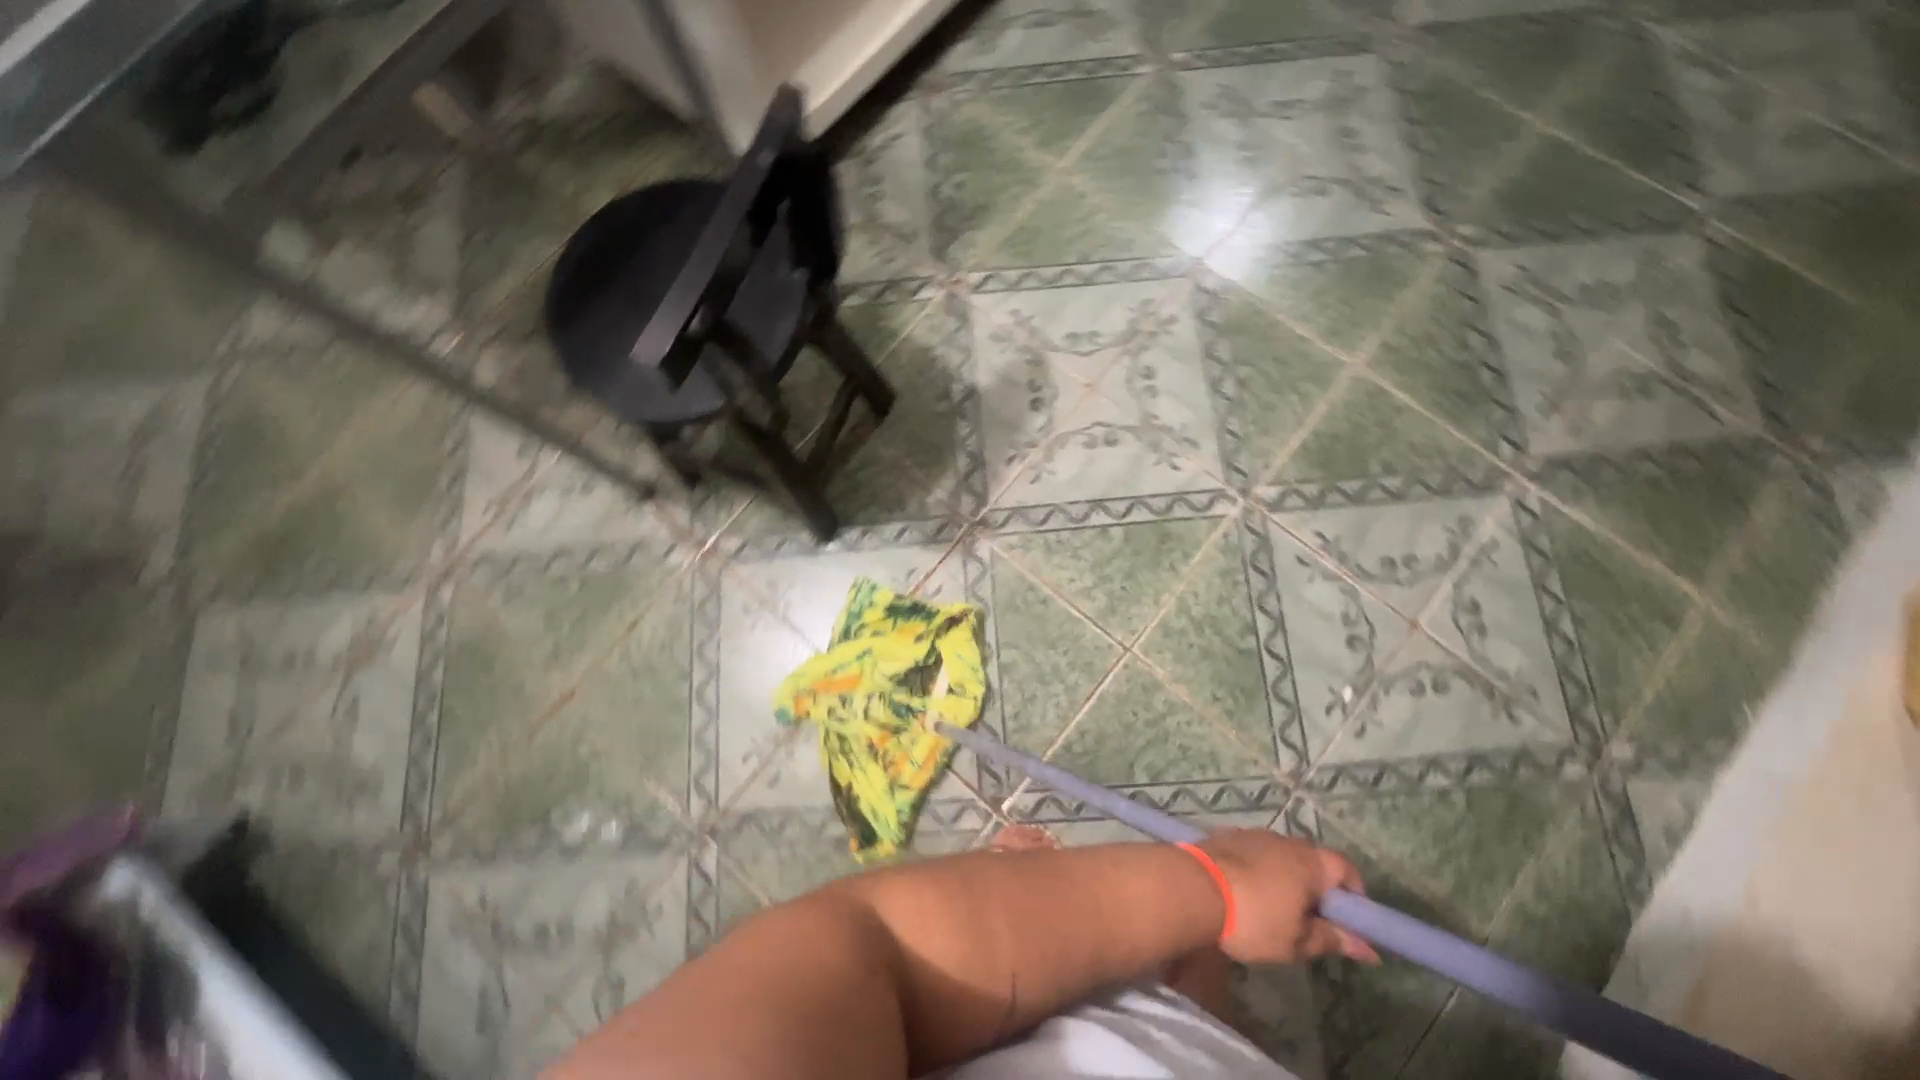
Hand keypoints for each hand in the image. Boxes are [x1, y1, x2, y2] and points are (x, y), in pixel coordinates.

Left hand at [1197, 829, 1381, 966]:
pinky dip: (1255, 870)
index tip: (1349, 919)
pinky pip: (1250, 853)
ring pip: (1279, 855)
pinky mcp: (1223, 836)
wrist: (1192, 887)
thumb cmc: (1253, 918)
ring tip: (1273, 907)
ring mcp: (1251, 834)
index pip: (1346, 868)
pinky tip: (1243, 892)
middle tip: (1309, 918)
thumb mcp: (1296, 942)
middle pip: (1312, 859)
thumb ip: (1332, 941)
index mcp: (1310, 862)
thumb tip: (1369, 950)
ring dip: (1283, 877)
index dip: (1353, 893)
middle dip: (1316, 886)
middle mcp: (1284, 840)